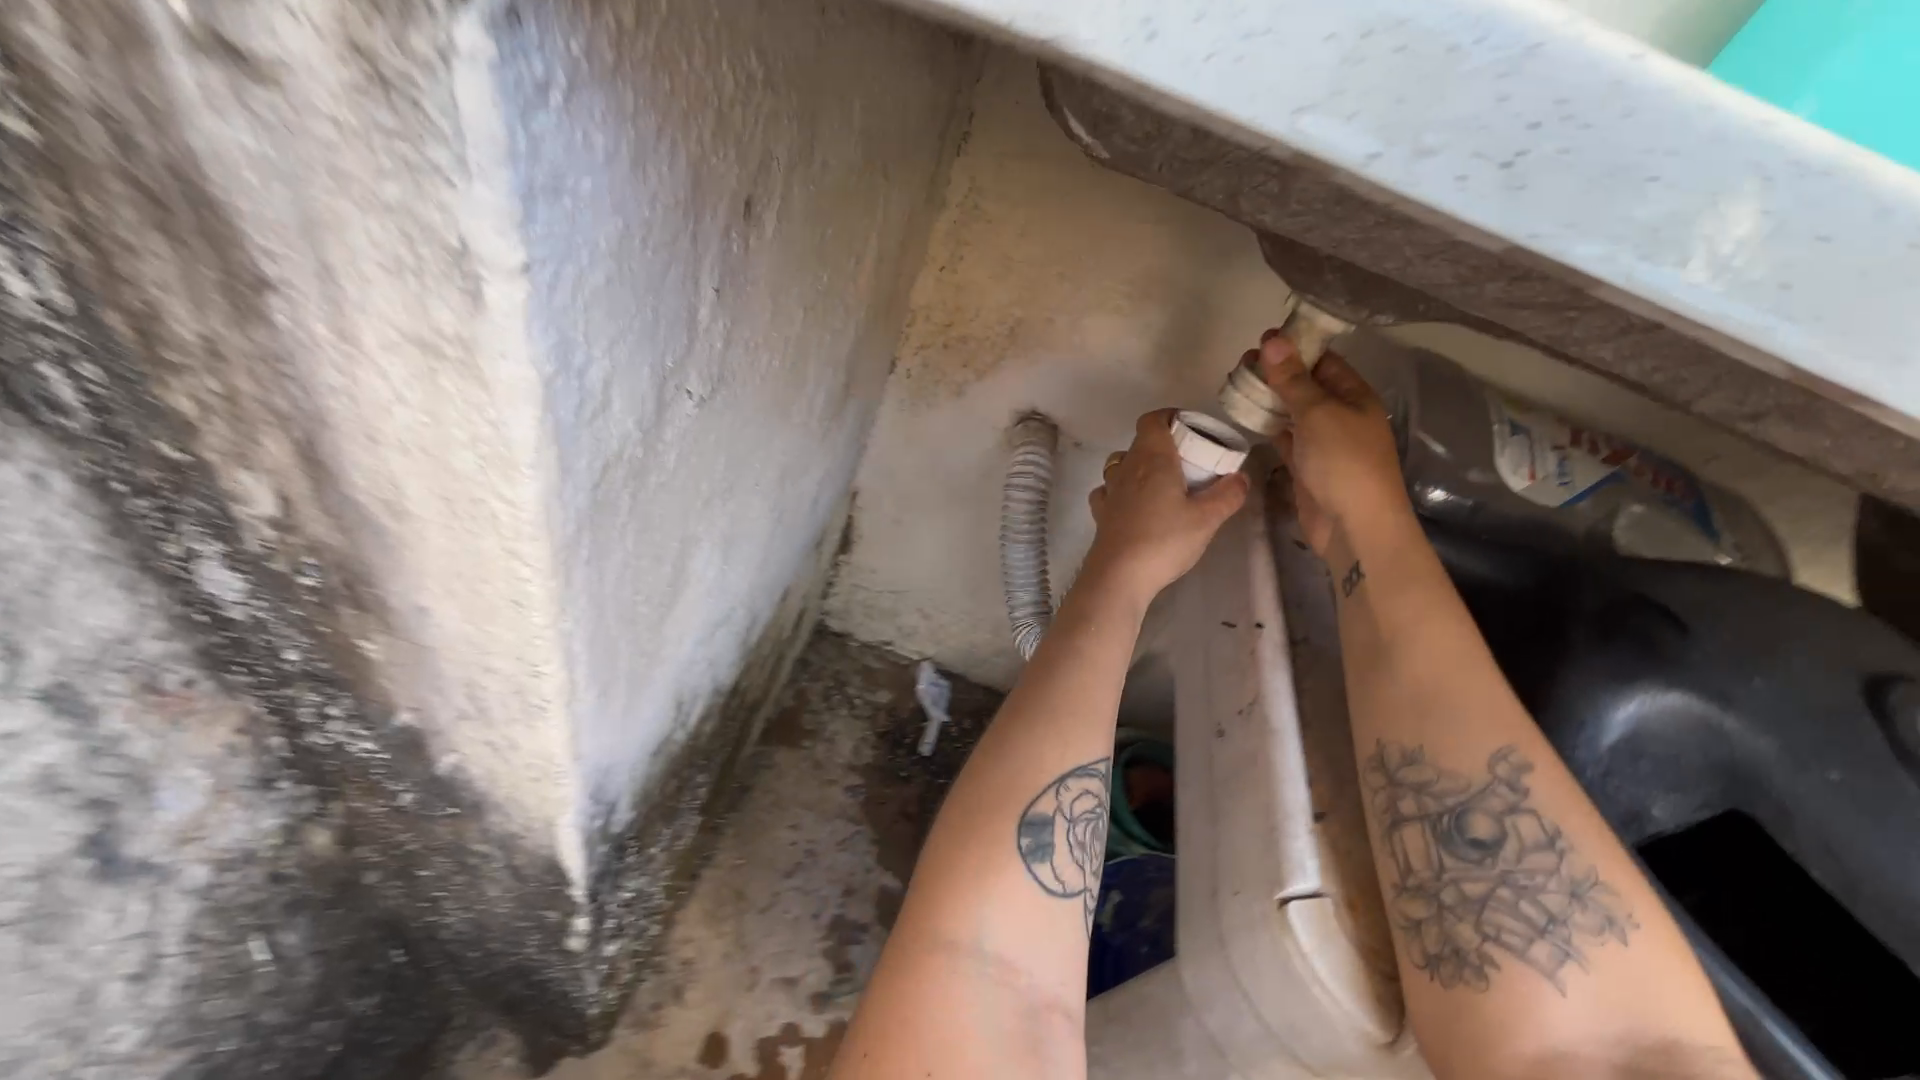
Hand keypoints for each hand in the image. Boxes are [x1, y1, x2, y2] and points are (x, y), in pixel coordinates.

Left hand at [1084, 409, 1248, 603]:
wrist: (1118, 576)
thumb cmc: (1164, 541)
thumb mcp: (1207, 519)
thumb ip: (1228, 495)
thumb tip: (1241, 477)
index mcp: (1153, 458)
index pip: (1153, 420)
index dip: (1170, 418)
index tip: (1190, 430)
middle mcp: (1127, 468)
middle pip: (1140, 442)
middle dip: (1163, 445)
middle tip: (1188, 464)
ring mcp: (1110, 491)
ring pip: (1121, 464)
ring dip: (1139, 467)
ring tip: (1162, 485)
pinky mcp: (1101, 514)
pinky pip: (1108, 491)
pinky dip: (1121, 491)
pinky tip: (1134, 505)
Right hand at [1256, 334, 1411, 556]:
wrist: (1353, 525)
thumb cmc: (1344, 462)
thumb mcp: (1318, 413)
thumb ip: (1292, 379)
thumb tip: (1272, 340)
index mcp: (1354, 396)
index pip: (1323, 360)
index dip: (1295, 347)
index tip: (1260, 339)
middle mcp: (1341, 415)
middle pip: (1306, 385)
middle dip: (1277, 372)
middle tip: (1241, 364)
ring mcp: (1323, 442)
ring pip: (1293, 411)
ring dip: (1269, 399)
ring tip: (1236, 386)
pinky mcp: (1307, 466)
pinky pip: (1285, 438)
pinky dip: (1268, 427)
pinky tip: (1247, 418)